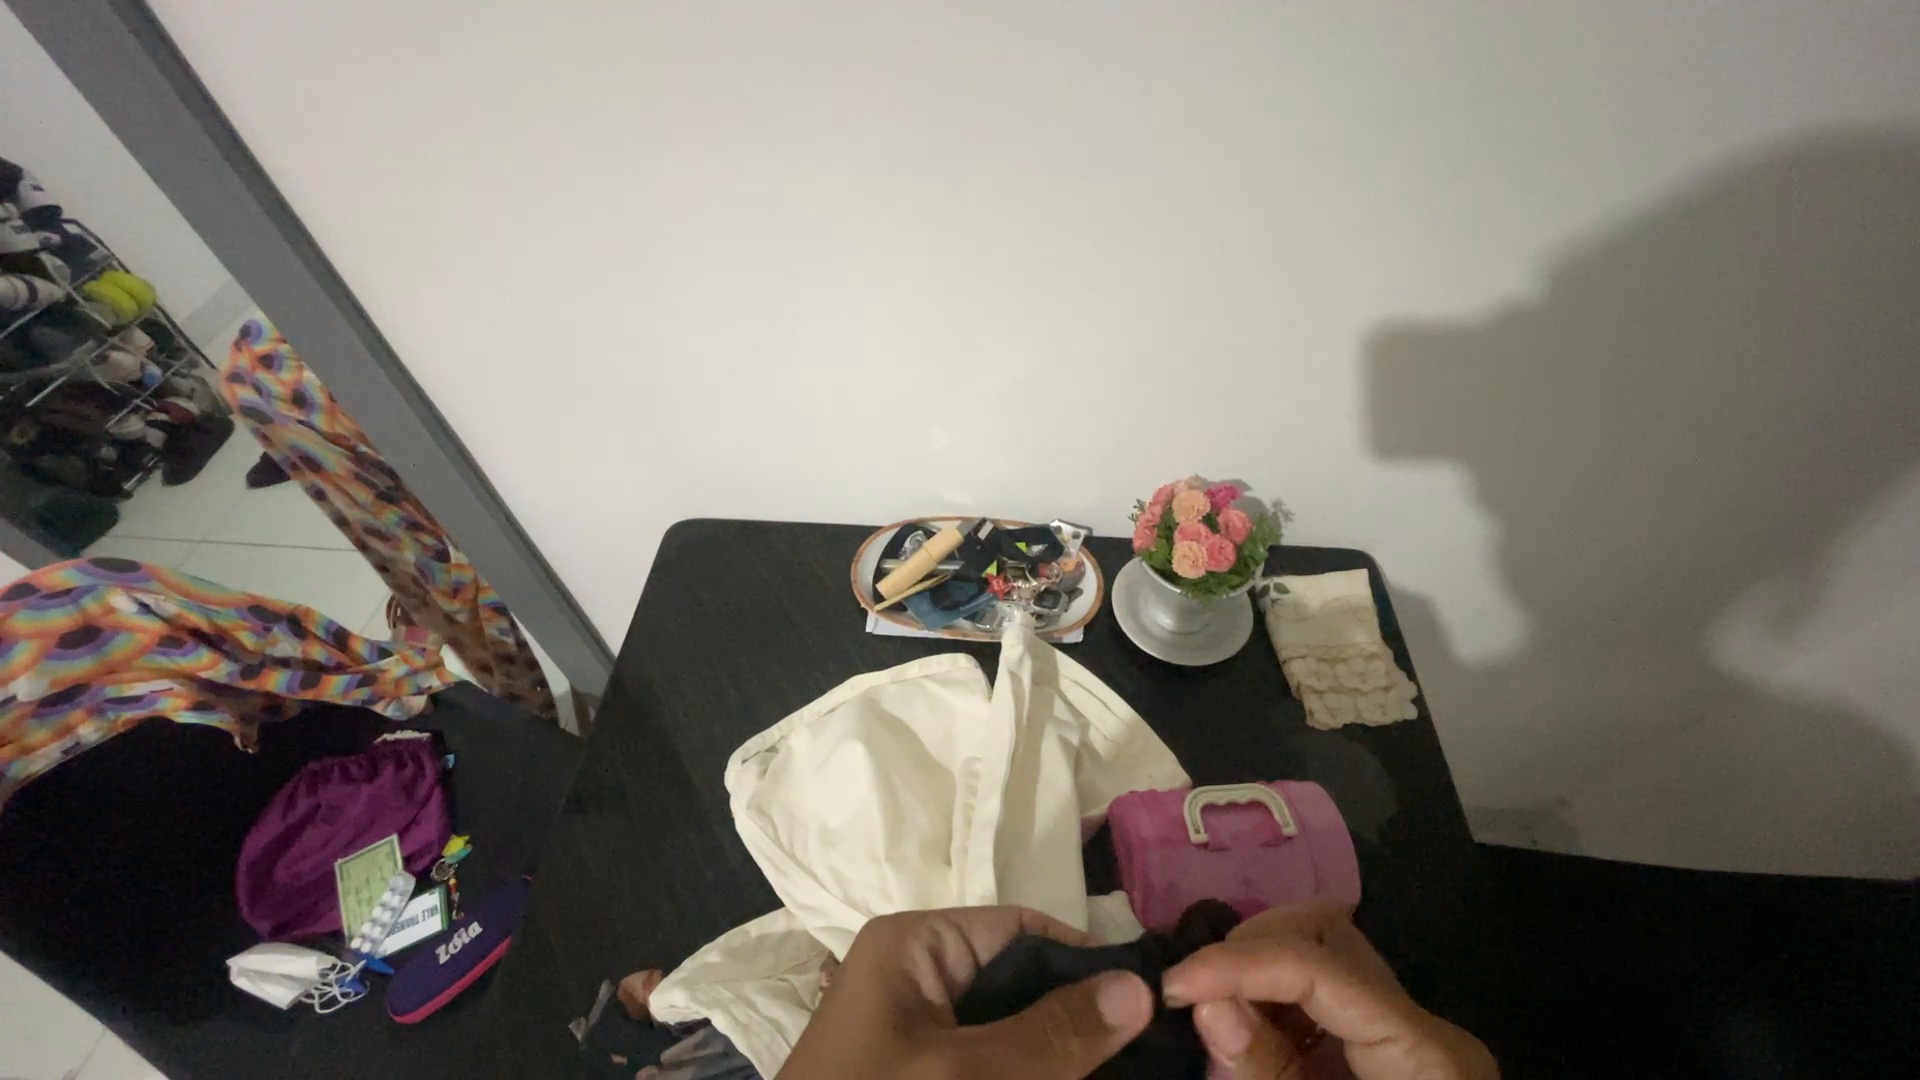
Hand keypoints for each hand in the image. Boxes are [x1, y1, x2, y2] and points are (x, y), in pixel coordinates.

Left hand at [778, 906, 1153, 1078]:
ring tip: (1119, 1072)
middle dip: (1073, 1015)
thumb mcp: (966, 1077)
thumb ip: (1050, 1035)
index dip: (1082, 959)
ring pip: (1006, 1025)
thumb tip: (1138, 986)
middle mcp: (915, 972)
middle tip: (1143, 1052)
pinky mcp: (918, 1069)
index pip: (1017, 928)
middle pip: (1016, 978)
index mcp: (915, 945)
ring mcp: (914, 1026)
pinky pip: (984, 1058)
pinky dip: (1022, 1072)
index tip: (1147, 1000)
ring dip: (1052, 1051)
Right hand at [1163, 905, 1496, 1079]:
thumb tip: (1206, 1005)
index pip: (1318, 965)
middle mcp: (1420, 1024)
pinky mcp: (1380, 1049)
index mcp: (1426, 1054)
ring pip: (1315, 950)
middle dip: (1249, 952)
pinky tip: (1247, 1034)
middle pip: (1322, 933)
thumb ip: (1266, 1074)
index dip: (1238, 964)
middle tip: (1199, 995)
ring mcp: (1402, 1033)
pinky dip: (1269, 1000)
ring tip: (1217, 1015)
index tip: (1175, 986)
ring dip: (1254, 971)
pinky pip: (1316, 994)